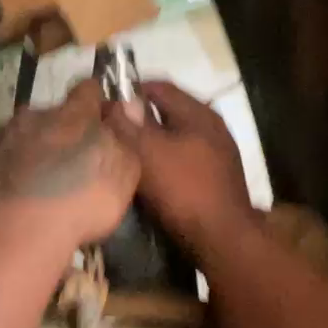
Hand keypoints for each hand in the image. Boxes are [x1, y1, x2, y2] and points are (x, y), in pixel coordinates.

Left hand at [0, 80, 139, 254]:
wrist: (14, 230)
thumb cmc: (80, 200)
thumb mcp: (123, 172)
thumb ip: (125, 135)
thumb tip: (128, 104)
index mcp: (74, 113)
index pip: (89, 89)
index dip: (96, 101)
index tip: (102, 119)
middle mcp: (35, 114)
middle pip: (53, 113)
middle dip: (62, 129)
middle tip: (70, 160)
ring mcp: (3, 135)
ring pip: (24, 133)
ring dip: (34, 147)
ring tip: (39, 180)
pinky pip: (0, 154)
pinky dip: (9, 166)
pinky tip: (14, 191)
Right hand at [104, 80, 257, 249]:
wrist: (224, 241)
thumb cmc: (184, 190)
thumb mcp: (148, 153)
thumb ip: (129, 124)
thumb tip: (115, 100)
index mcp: (198, 113)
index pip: (159, 86)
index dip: (129, 90)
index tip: (104, 103)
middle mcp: (212, 127)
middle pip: (167, 112)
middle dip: (138, 118)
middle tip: (109, 130)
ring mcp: (217, 153)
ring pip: (174, 137)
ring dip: (150, 142)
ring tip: (123, 153)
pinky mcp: (216, 178)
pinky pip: (182, 158)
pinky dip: (162, 160)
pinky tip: (146, 176)